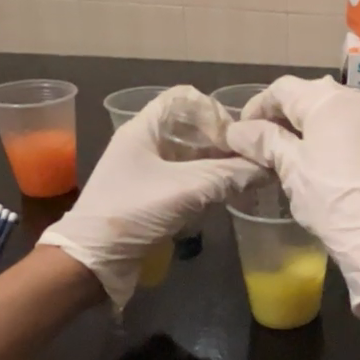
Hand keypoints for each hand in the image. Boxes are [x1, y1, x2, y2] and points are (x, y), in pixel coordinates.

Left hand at [39, 86, 263, 305]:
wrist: (91, 260)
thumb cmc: (132, 212)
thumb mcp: (186, 190)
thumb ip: (229, 176)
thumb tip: (268, 168)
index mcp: (144, 128)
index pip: (185, 98)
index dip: (213, 112)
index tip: (237, 138)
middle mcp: (145, 144)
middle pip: (192, 127)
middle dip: (222, 142)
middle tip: (250, 161)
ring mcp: (146, 171)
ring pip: (191, 155)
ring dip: (218, 165)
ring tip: (245, 180)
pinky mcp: (151, 196)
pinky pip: (186, 179)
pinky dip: (207, 184)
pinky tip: (225, 197)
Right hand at [225, 76, 359, 320]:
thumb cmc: (333, 200)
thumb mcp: (292, 170)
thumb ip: (265, 141)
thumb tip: (238, 130)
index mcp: (329, 100)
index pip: (284, 88)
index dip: (258, 106)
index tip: (245, 132)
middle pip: (315, 97)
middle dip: (289, 116)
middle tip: (271, 144)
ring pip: (343, 114)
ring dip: (319, 128)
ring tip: (302, 156)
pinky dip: (345, 141)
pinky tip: (337, 166)